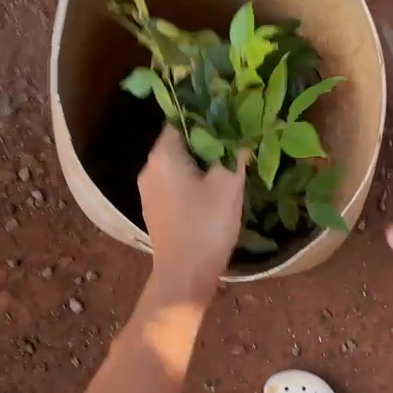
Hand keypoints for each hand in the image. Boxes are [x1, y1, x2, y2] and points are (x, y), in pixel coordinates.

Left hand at [138, 128, 244, 302]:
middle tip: (235, 146)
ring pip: (178, 165)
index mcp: (163, 155)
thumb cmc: (207, 225)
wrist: (185, 275)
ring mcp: (149, 191)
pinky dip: (192, 182)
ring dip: (201, 164)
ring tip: (228, 169)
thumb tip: (243, 134)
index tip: (231, 121)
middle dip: (207, 142)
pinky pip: (174, 184)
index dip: (207, 117)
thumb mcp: (229, 185)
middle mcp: (149, 168)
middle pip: (179, 142)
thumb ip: (235, 153)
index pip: (182, 119)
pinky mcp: (155, 210)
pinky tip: (212, 193)